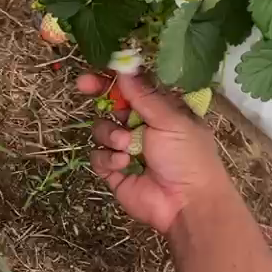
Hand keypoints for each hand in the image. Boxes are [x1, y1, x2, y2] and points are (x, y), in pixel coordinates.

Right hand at [80, 72, 230, 234]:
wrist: (186, 203)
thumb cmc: (188, 157)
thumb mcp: (170, 120)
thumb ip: (144, 95)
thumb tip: (124, 68)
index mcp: (161, 111)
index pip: (133, 88)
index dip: (113, 78)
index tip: (96, 70)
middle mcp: (141, 127)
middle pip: (111, 105)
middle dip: (99, 96)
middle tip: (83, 86)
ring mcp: (125, 149)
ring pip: (101, 129)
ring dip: (111, 134)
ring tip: (127, 147)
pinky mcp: (113, 171)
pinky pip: (97, 156)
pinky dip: (109, 158)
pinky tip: (124, 164)